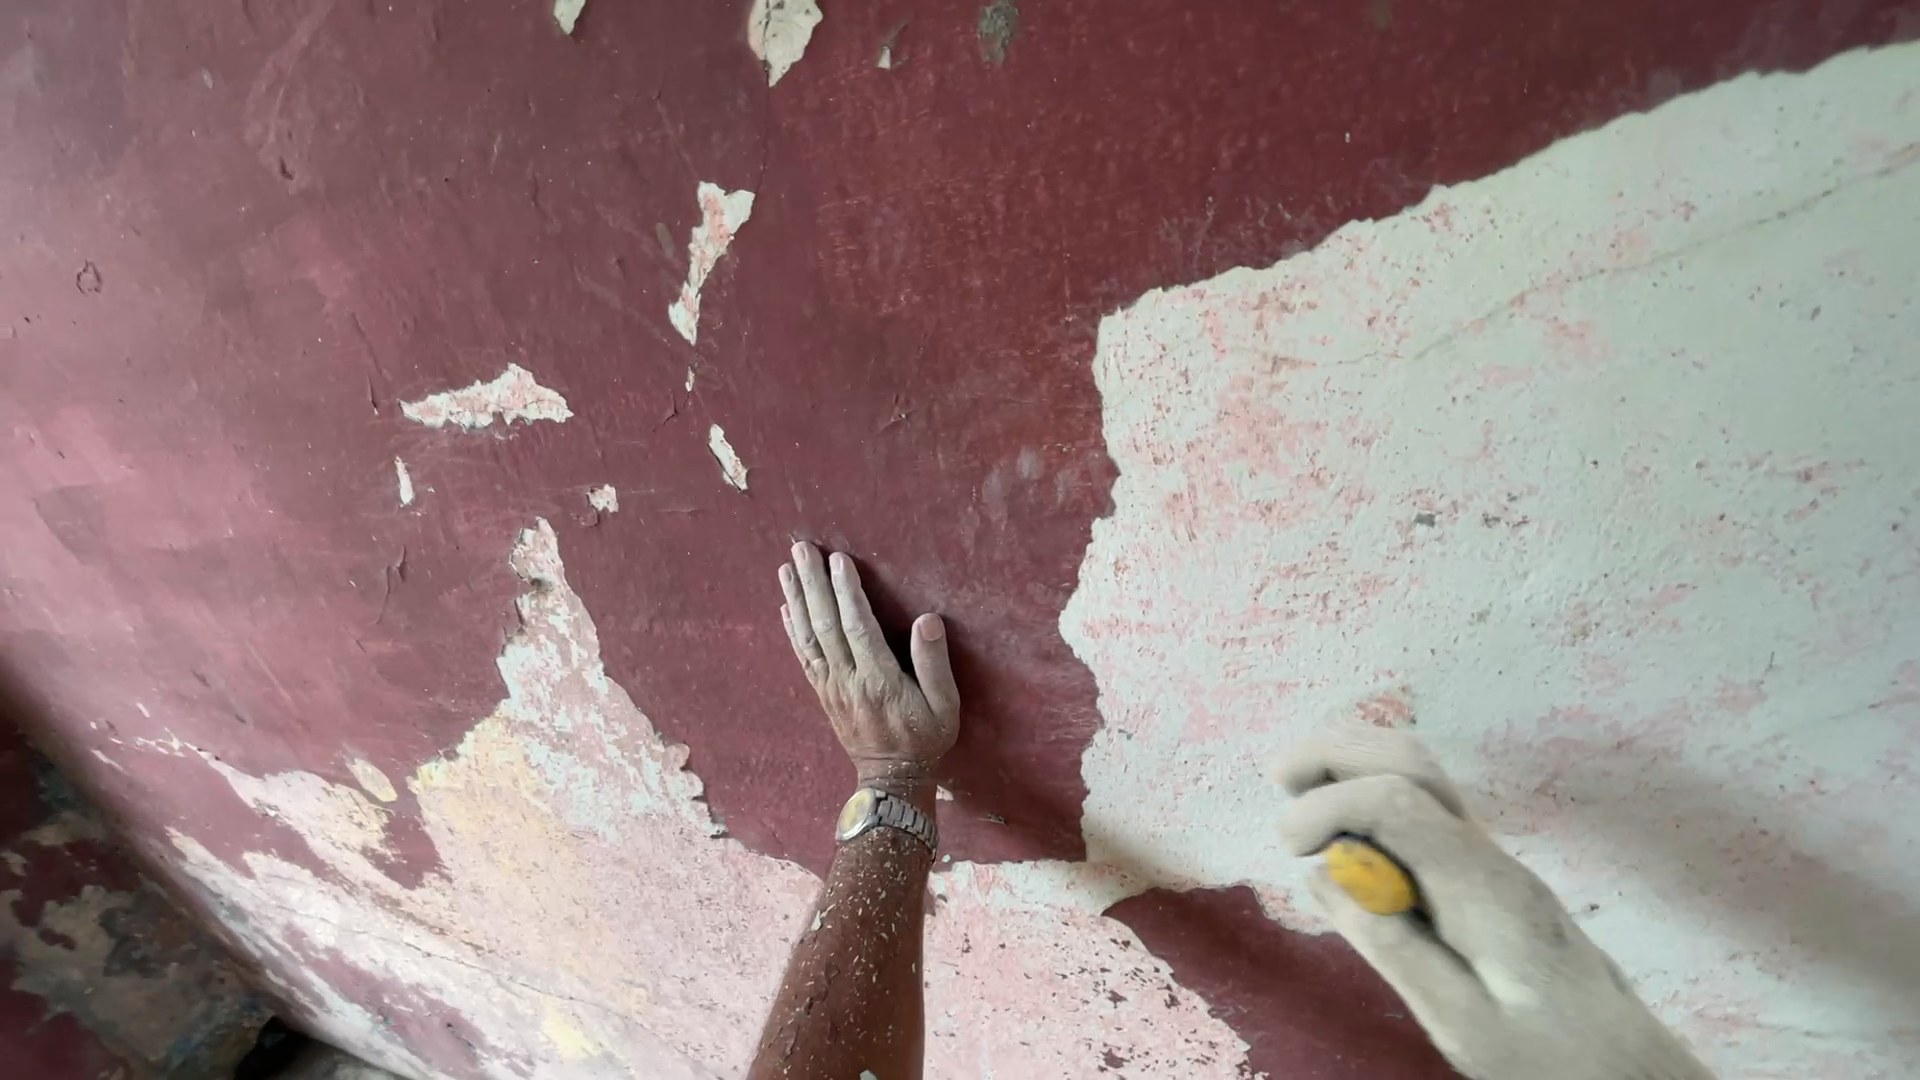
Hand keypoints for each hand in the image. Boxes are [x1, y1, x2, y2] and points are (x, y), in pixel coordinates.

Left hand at [777, 542, 959, 787]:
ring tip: (786, 567)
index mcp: (879, 679)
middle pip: (825, 625)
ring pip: (808, 637)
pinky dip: (792, 629)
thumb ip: (934, 663)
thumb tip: (927, 619)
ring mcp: (830, 687)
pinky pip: (803, 656)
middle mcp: (848, 680)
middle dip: (812, 584)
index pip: (858, 627)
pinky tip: (786, 606)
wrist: (891, 778)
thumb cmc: (924, 737)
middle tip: (802, 549)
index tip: (838, 560)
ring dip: (796, 600)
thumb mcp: (944, 705)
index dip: (847, 592)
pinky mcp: (823, 693)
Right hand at [1276, 727, 1713, 1079]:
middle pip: (1407, 758)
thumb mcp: (1462, 1024)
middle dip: (1331, 752)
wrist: (1630, 1072)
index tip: (1293, 848)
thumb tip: (1323, 873)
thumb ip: (1390, 946)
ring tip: (1298, 787)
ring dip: (1346, 757)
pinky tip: (1337, 812)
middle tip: (1279, 781)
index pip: (1395, 800)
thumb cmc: (1548, 1056)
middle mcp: (1482, 848)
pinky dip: (1363, 778)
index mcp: (1481, 885)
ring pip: (1413, 762)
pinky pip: (1414, 791)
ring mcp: (1482, 847)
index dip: (1328, 806)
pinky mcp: (1472, 858)